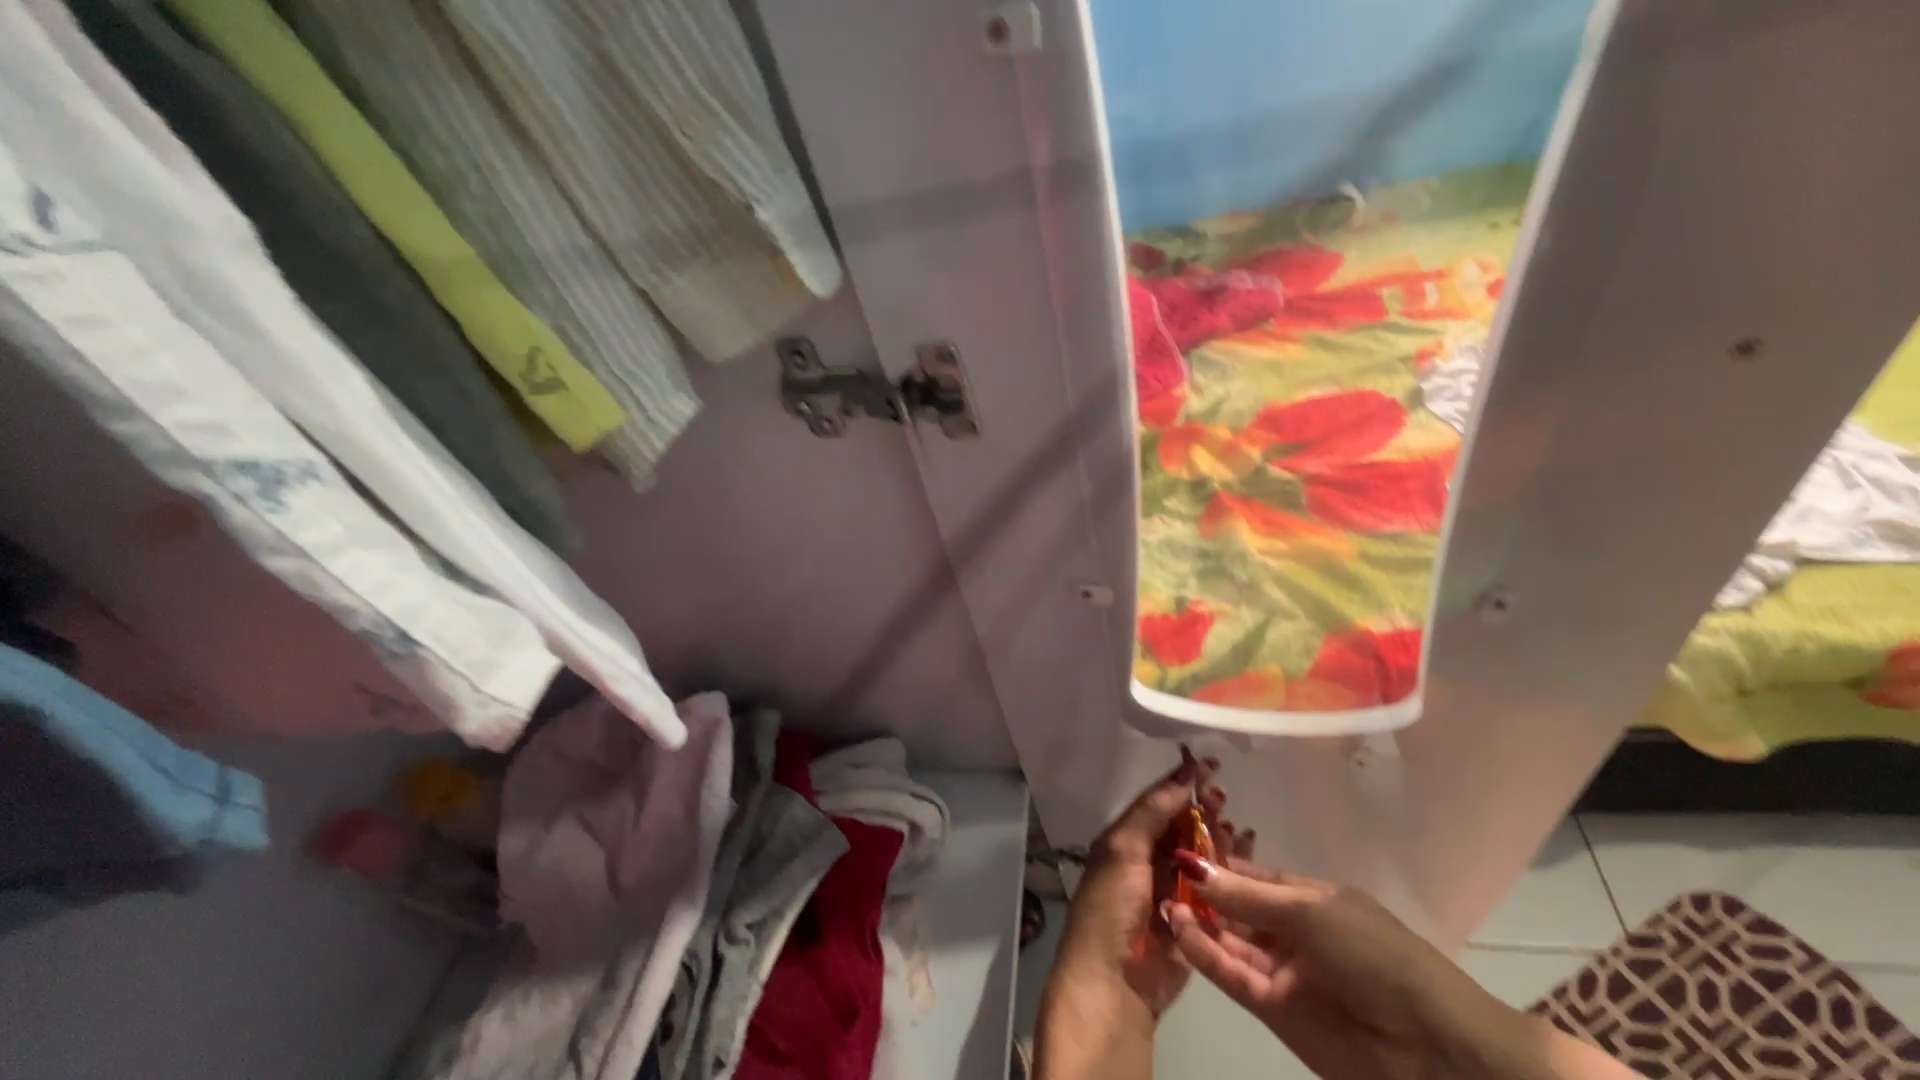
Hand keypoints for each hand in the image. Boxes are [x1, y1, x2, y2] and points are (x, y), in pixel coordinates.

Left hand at [1058, 750, 1242, 1016]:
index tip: (1209, 764)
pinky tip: (1248, 852)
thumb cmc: (1111, 906)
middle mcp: (1147, 862)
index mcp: (1124, 842)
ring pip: (1202, 855)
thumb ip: (1152, 810)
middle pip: (1182, 828)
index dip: (1180, 784)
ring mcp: (1173, 891)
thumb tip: (1181, 773)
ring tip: (1238, 825)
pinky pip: (1217, 887)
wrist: (1113, 981)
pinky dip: (1232, 869)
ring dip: (1219, 837)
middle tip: (1224, 797)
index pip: (1156, 804)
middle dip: (1203, 810)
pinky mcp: (1196, 919)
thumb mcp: (1122, 848)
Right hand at [1165, 862, 1641, 1079]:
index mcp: (1315, 898)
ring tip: (1157, 894)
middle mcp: (1296, 930)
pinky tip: (1174, 926)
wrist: (1427, 1046)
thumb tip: (1192, 864)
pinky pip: (1229, 973)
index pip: (1256, 874)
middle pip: (1238, 905)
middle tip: (1155, 867)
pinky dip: (1201, 951)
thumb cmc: (1375, 956)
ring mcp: (1283, 969)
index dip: (1219, 861)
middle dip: (1202, 887)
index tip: (1176, 843)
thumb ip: (1246, 895)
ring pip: (1229, 937)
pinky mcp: (1271, 1008)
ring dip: (1196, 918)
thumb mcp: (1310, 912)